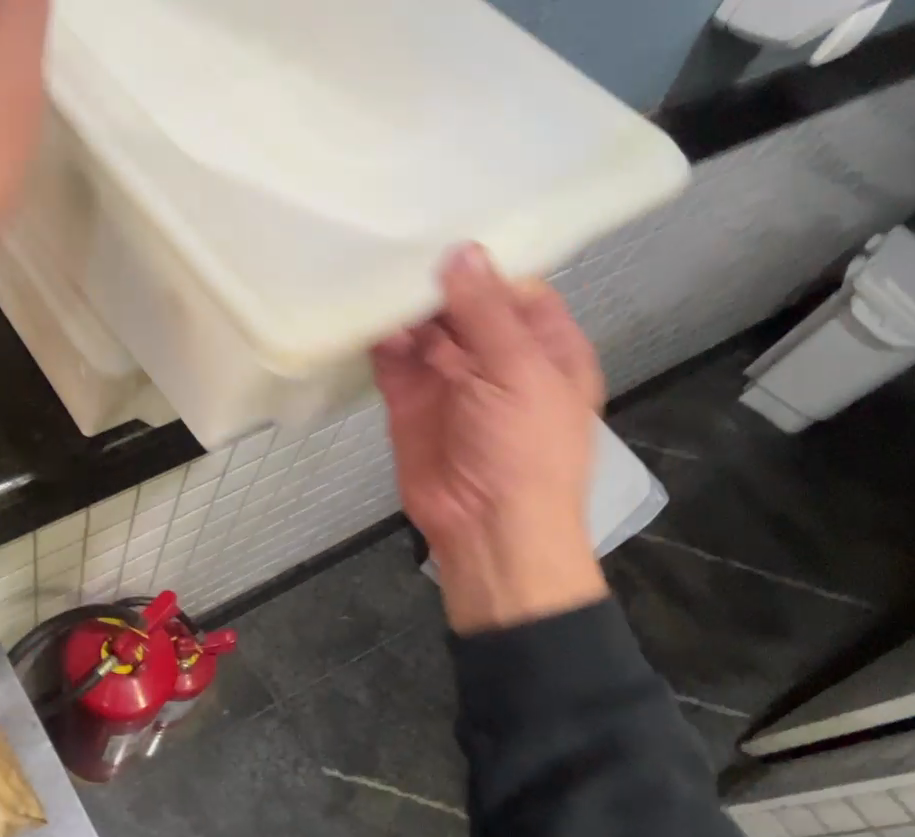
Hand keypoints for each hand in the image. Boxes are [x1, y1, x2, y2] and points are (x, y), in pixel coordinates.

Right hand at [374, 244, 608, 633]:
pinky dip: (381, 342)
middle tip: (398, 246)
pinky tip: (368, 321)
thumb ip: (485, 313)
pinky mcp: (410, 402)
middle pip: (463, 306)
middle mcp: (497, 358)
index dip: (484, 265)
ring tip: (378, 282)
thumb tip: (460, 253)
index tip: (447, 232)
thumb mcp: (519, 372)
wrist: (488, 527)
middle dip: (435, 283)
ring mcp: (450, 381)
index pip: (515, 290)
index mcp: (545, 348)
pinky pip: (393, 363)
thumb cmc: (525, 449)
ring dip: (405, 311)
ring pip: (424, 331)